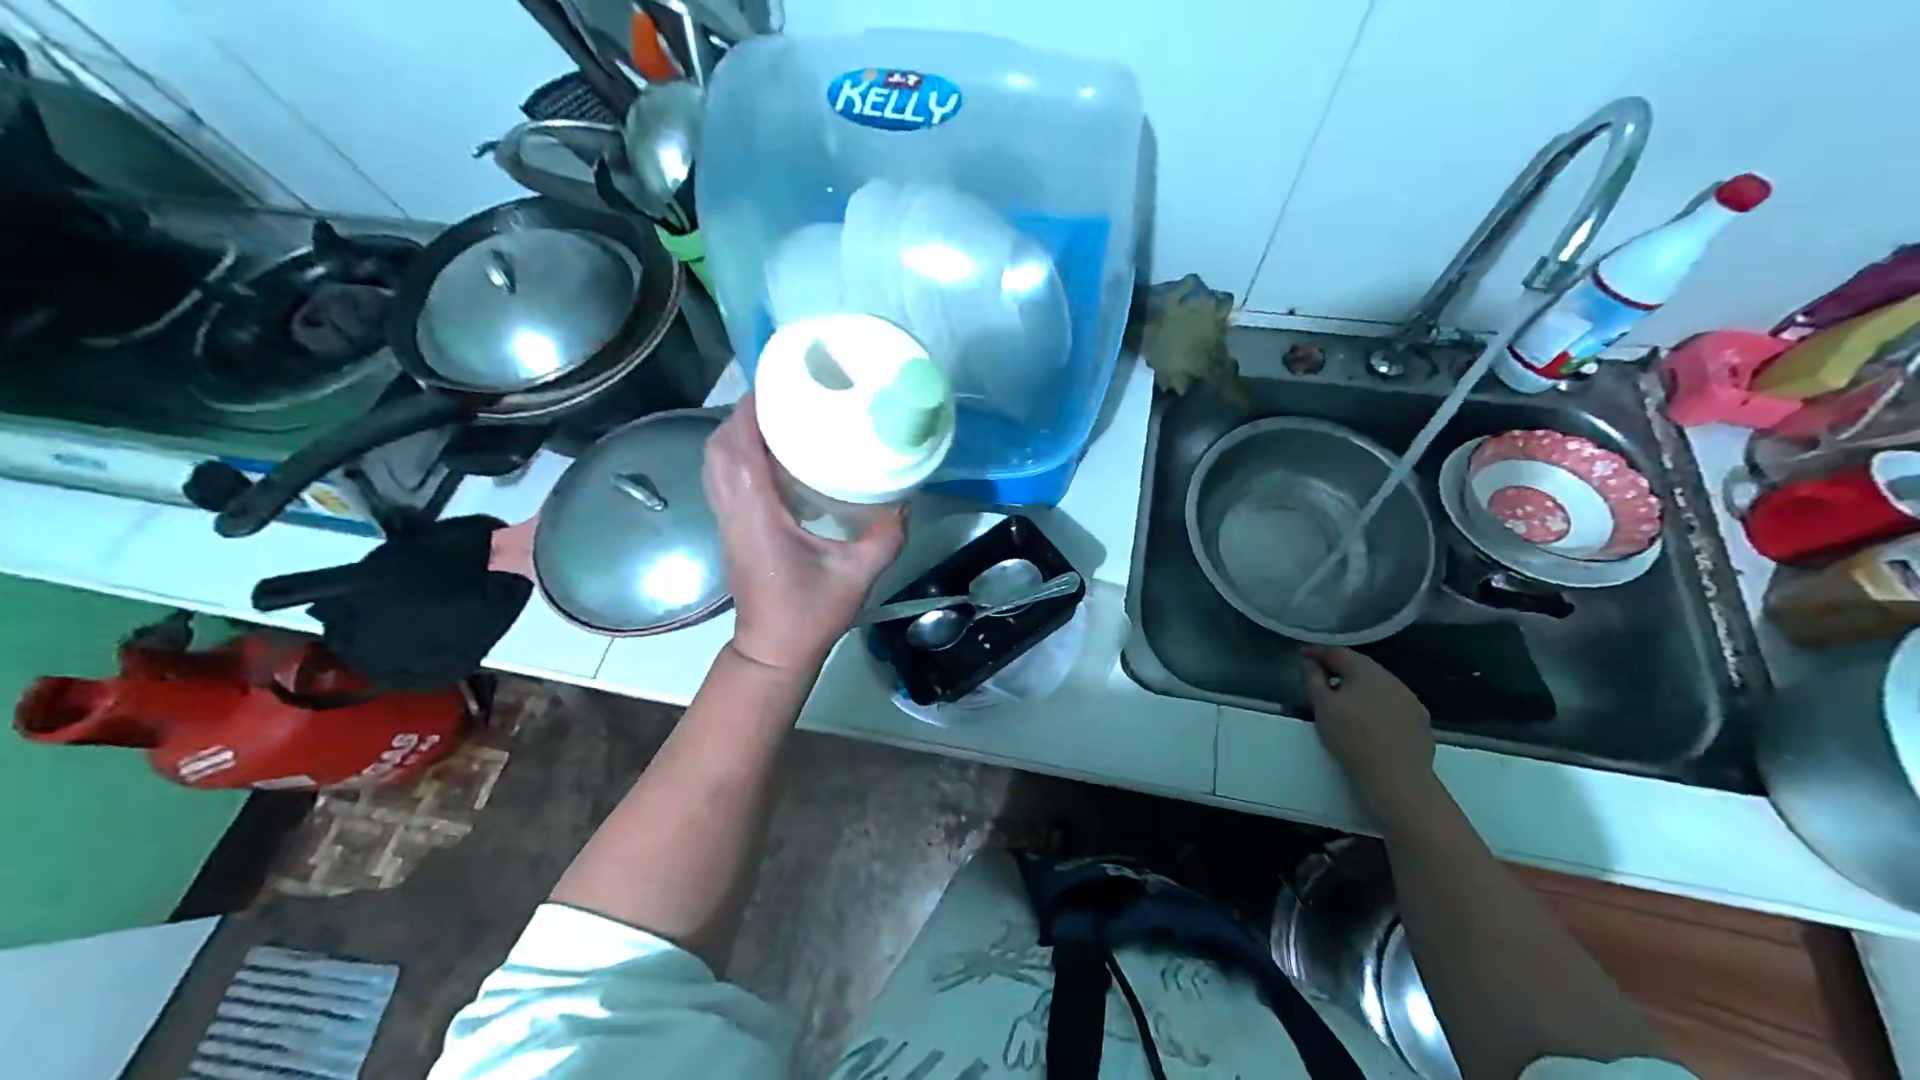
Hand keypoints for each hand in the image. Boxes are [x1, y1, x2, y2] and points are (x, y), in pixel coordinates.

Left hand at [702, 395, 906, 673]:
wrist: (773, 650)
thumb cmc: (810, 614)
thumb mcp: (857, 574)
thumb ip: (885, 535)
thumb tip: (905, 498)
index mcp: (758, 516)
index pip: (740, 451)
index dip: (751, 412)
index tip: (777, 385)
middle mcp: (734, 511)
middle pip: (720, 448)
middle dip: (745, 414)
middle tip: (784, 398)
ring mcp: (727, 520)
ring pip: (716, 462)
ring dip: (738, 433)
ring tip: (778, 418)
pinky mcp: (731, 528)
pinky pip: (723, 478)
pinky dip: (738, 454)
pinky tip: (772, 455)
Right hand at [1300, 646, 1434, 798]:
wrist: (1397, 775)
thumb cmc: (1352, 736)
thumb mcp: (1321, 706)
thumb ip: (1312, 679)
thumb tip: (1309, 662)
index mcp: (1366, 671)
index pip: (1338, 653)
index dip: (1318, 652)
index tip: (1302, 654)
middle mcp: (1392, 679)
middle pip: (1361, 667)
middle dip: (1340, 668)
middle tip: (1321, 674)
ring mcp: (1410, 700)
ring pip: (1380, 685)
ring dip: (1361, 687)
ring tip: (1345, 698)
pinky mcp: (1421, 721)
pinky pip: (1394, 704)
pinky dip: (1378, 704)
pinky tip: (1371, 718)